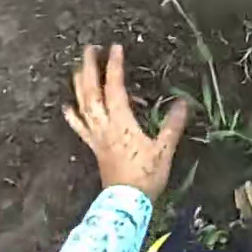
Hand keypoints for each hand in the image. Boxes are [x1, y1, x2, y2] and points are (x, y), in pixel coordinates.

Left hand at [63, 43, 189, 200]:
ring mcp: (96, 136)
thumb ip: (172, 125)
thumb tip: (183, 103)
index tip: (115, 48)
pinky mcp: (94, 147)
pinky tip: (67, 106)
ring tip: (77, 68)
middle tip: (90, 49)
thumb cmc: (146, 176)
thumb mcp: (164, 149)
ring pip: (83, 105)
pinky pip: (80, 127)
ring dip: (79, 84)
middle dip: (89, 68)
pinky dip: (72, 114)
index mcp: (121, 122)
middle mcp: (104, 126)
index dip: (114, 66)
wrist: (125, 203)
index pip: (114, 87)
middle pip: (91, 91)